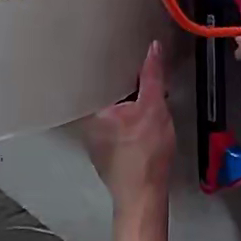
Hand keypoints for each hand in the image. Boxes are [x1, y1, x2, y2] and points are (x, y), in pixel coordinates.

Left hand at [82, 42, 174, 214]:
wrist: (144, 197)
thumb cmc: (146, 152)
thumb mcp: (154, 107)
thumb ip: (152, 75)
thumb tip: (153, 47)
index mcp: (91, 109)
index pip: (95, 75)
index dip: (108, 59)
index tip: (117, 43)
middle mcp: (86, 122)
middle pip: (103, 91)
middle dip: (120, 79)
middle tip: (134, 59)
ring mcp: (94, 139)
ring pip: (109, 108)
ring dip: (124, 97)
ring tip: (139, 80)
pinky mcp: (105, 151)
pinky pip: (113, 123)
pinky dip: (125, 114)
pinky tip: (138, 111)